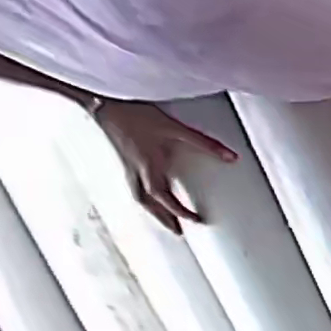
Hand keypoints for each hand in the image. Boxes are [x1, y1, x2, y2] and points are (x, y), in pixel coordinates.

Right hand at [93, 101, 237, 233]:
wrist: (99, 97)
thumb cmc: (135, 112)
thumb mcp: (175, 127)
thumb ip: (205, 143)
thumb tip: (232, 158)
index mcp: (148, 165)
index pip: (163, 196)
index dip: (177, 211)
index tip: (194, 220)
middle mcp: (137, 169)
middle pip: (147, 202)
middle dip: (163, 218)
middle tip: (179, 233)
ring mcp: (128, 165)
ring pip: (138, 195)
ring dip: (153, 211)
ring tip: (167, 221)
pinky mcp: (125, 160)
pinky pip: (134, 186)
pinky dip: (145, 198)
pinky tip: (152, 199)